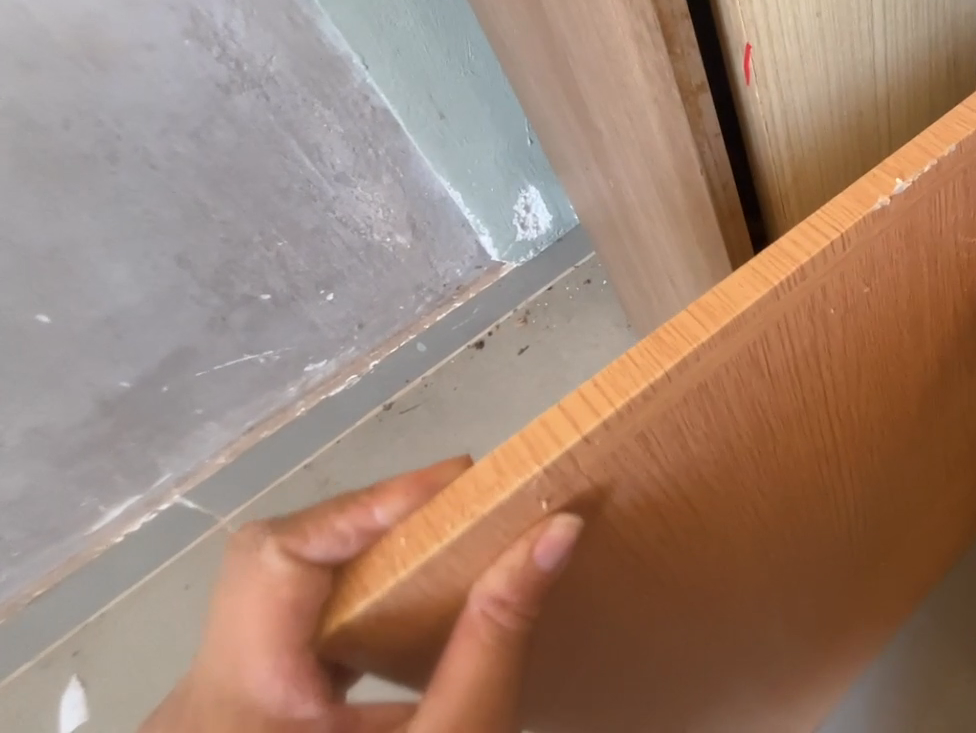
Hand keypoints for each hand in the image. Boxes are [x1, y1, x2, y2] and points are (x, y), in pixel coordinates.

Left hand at [142, 457, 581, 732]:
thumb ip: (500, 630)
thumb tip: (561, 526)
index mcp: (234, 705)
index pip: (277, 555)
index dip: (369, 504)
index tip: (461, 482)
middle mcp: (197, 698)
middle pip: (282, 561)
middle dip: (383, 523)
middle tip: (472, 508)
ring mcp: (208, 709)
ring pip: (285, 590)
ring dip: (373, 555)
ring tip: (455, 544)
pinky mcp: (233, 715)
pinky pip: (291, 626)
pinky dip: (359, 597)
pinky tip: (412, 607)